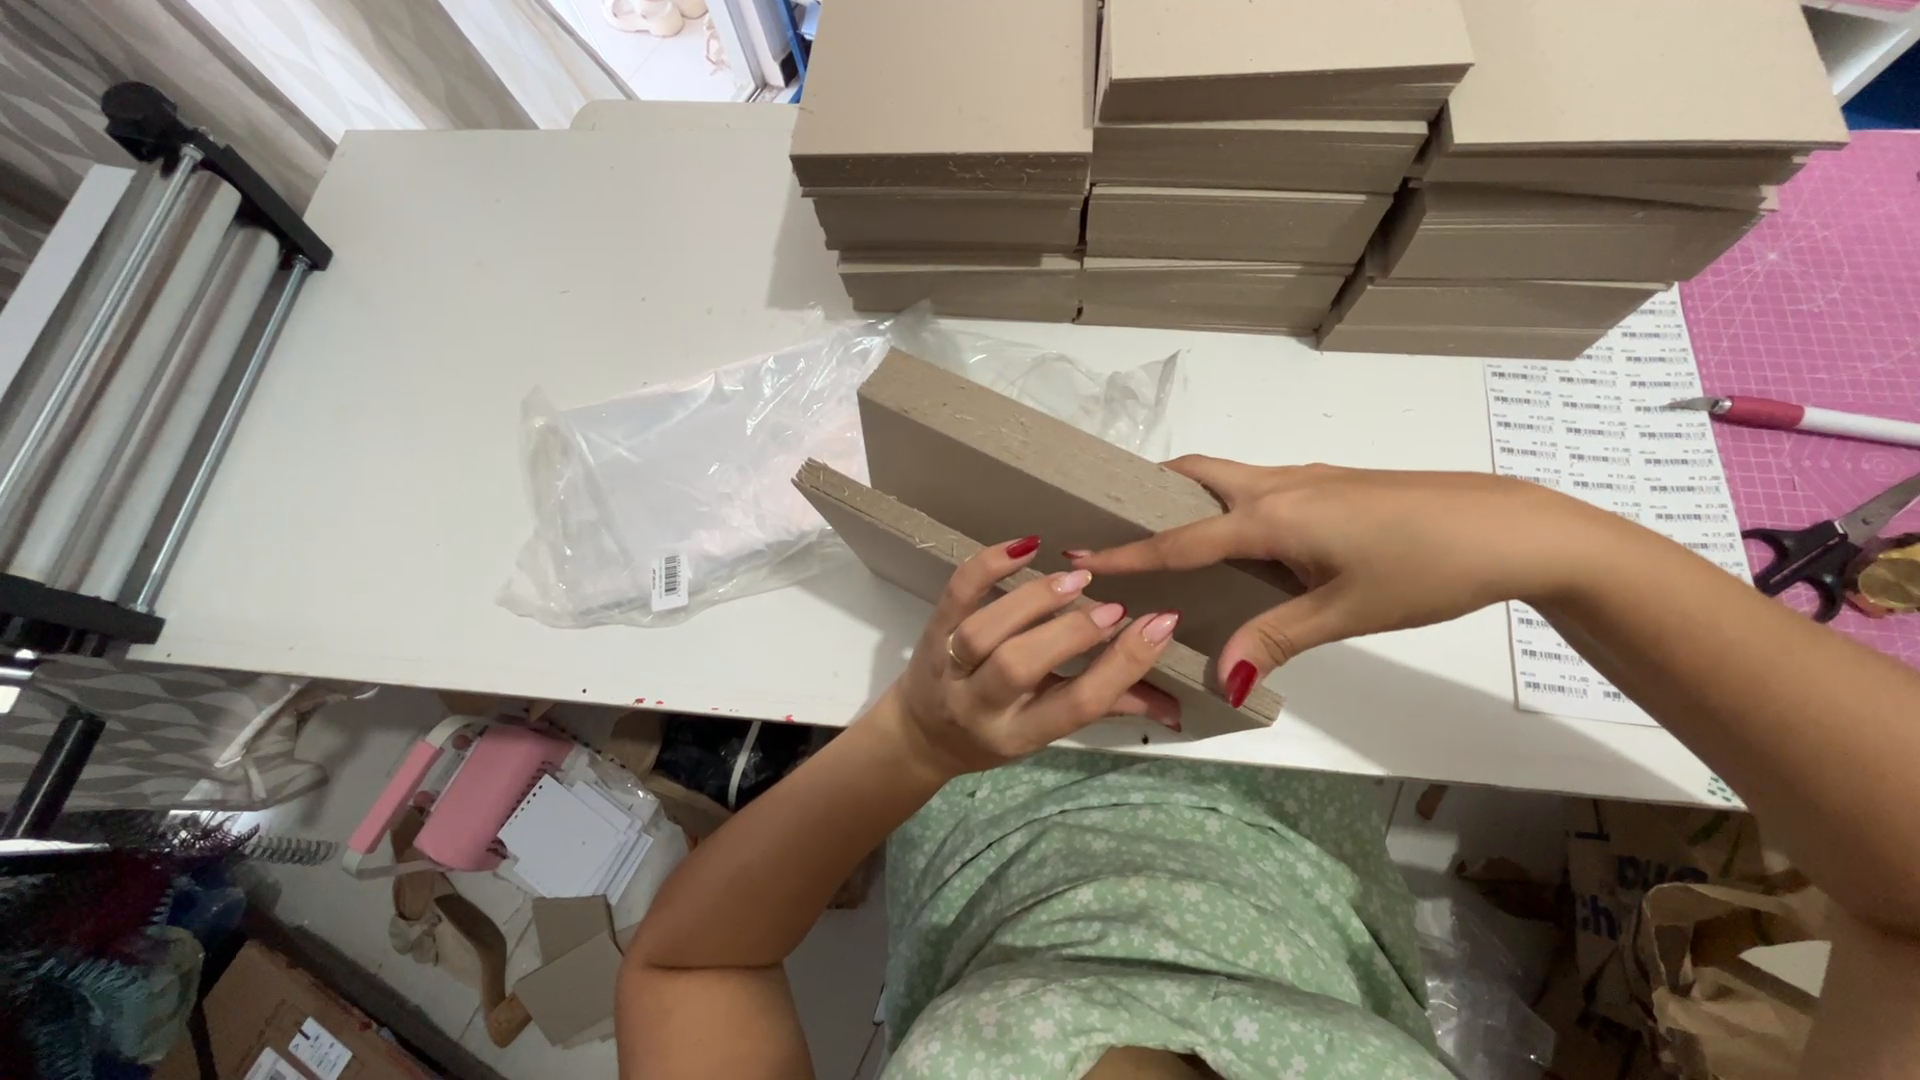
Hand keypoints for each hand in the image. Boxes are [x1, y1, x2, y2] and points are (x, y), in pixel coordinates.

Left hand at [876, 536, 1183, 778]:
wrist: (921, 734)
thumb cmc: (994, 733)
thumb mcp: (1046, 730)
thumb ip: (1107, 708)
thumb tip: (1175, 706)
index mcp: (1020, 733)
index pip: (1077, 704)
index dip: (1122, 666)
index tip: (1159, 626)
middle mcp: (981, 703)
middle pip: (1022, 666)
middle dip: (1073, 633)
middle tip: (1116, 607)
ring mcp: (949, 665)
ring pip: (984, 632)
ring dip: (1033, 601)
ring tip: (1076, 579)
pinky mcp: (932, 630)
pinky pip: (955, 595)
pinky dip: (987, 566)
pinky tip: (1026, 545)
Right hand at [1069, 458, 1612, 704]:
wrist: (1515, 529)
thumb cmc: (1426, 568)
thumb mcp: (1344, 613)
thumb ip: (1273, 641)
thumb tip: (1217, 681)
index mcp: (1271, 516)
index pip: (1180, 539)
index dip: (1127, 551)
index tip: (1077, 553)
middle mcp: (1279, 485)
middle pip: (1196, 474)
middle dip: (1152, 494)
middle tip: (1122, 525)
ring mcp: (1309, 479)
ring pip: (1229, 477)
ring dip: (1193, 498)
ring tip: (1172, 539)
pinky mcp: (1333, 485)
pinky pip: (1259, 487)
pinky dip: (1230, 505)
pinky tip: (1247, 547)